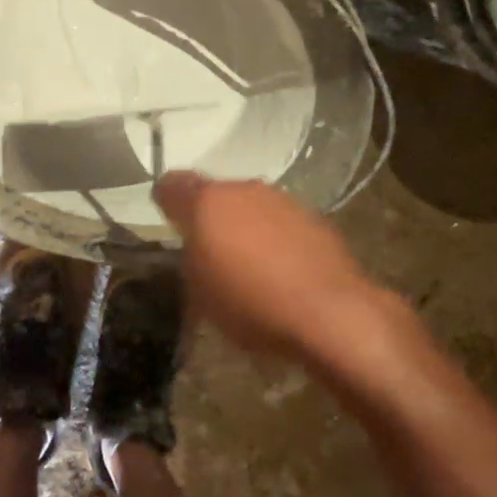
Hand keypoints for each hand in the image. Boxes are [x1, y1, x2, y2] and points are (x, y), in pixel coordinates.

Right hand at [153, 171, 376, 362]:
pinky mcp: (313, 216)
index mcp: (206, 202)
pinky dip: (275, 238)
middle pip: (214, 194)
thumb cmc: (252, 303)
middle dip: (210, 217)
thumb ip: (191, 258)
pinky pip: (280, 222)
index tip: (169, 221)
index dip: (166, 200)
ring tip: (250, 265)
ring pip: (250, 206)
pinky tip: (283, 271)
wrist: (331, 312)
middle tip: (210, 252)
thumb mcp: (200, 293)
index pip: (172, 183)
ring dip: (244, 227)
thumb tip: (196, 247)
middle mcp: (242, 189)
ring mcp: (281, 199)